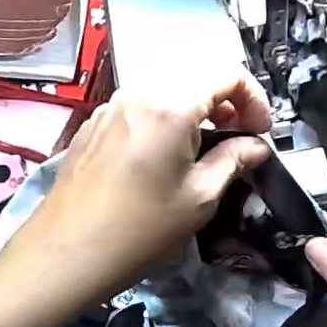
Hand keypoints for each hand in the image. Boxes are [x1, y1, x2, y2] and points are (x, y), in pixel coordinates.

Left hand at [3, 70, 274, 313]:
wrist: (67, 252)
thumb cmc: (142, 228)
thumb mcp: (200, 197)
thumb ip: (233, 161)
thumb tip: (256, 146)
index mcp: (171, 104)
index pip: (228, 75)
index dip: (254, 99)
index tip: (260, 133)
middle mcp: (139, 93)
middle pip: (194, 81)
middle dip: (224, 106)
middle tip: (236, 142)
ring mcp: (110, 107)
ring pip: (165, 95)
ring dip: (192, 115)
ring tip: (199, 153)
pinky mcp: (92, 126)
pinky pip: (138, 111)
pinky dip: (161, 124)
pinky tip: (161, 160)